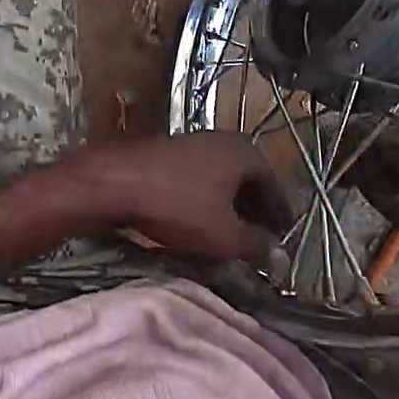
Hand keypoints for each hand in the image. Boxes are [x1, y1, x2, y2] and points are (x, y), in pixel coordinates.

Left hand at [58, 133, 293, 262]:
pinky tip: (199, 220)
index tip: (284, 239)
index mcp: (245, 152)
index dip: (280, 216)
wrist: (115, 181)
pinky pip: (199, 179)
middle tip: (259, 240)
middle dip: (255, 211)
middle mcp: (222, 140)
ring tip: (230, 234)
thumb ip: (256, 246)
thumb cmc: (178, 206)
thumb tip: (279, 258)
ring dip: (230, 206)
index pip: (274, 187)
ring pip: (222, 179)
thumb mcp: (224, 235)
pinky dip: (207, 199)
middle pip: (249, 180)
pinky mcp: (168, 153)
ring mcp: (193, 143)